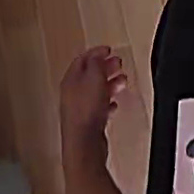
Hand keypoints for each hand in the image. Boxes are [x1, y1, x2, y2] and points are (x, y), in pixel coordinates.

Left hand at [59, 46, 128, 168]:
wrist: (84, 143)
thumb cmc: (88, 107)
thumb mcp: (95, 75)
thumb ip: (96, 61)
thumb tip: (97, 54)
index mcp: (71, 80)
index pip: (83, 59)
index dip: (97, 52)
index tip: (109, 49)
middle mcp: (71, 94)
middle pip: (89, 74)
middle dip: (105, 67)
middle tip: (118, 64)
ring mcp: (77, 110)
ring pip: (95, 91)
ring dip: (109, 84)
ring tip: (122, 83)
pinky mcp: (85, 124)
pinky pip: (97, 108)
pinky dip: (107, 102)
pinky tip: (114, 104)